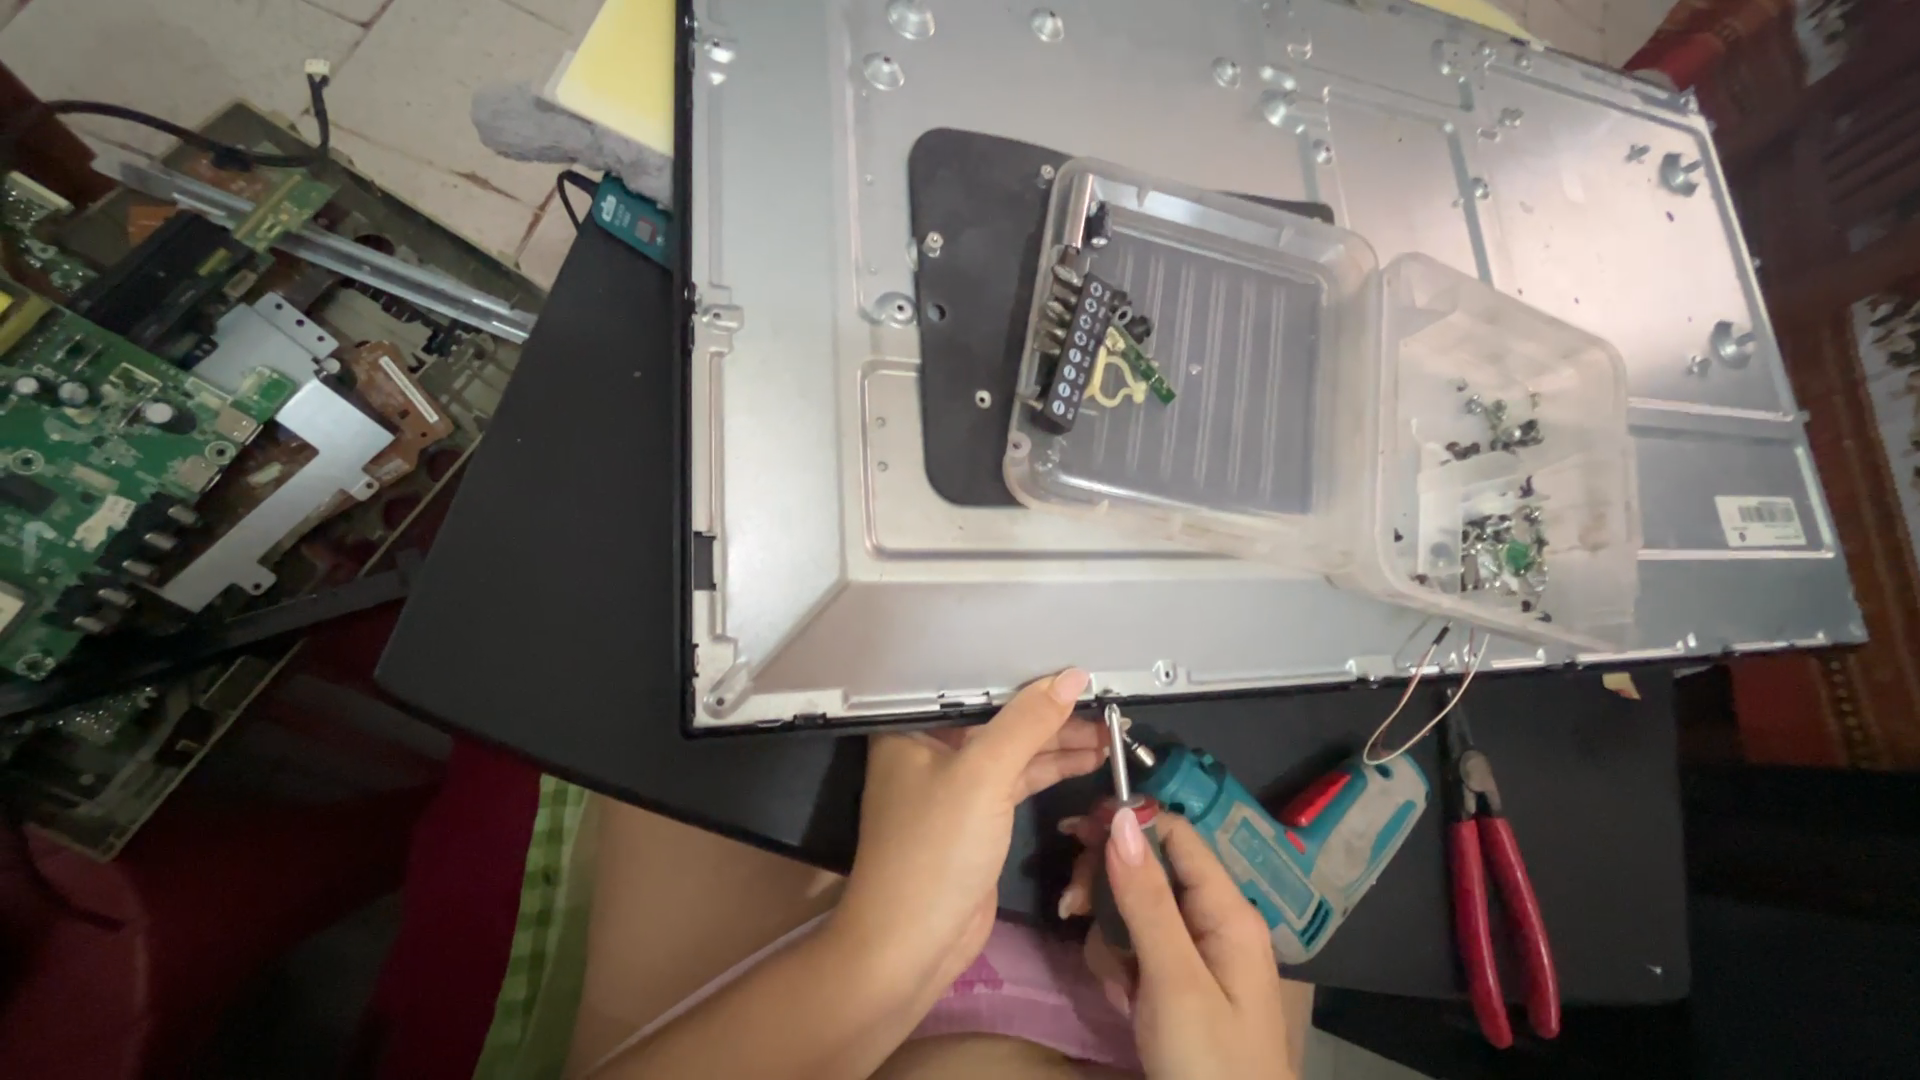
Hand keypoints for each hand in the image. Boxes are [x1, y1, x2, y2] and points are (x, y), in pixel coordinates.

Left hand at [835, 669, 1105, 993]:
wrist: (910, 946)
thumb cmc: (935, 849)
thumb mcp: (984, 774)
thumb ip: (1028, 723)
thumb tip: (1073, 676)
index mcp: (913, 727)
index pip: (975, 686)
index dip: (1025, 675)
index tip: (1074, 667)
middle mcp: (931, 749)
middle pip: (999, 719)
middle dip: (1051, 713)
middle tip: (1104, 704)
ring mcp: (955, 784)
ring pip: (1014, 750)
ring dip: (1059, 743)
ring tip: (1110, 732)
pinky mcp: (976, 816)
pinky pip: (1018, 779)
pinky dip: (1051, 769)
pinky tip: (1087, 759)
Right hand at [1061, 813, 1293, 1079]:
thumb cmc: (1209, 1063)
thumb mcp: (1173, 979)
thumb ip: (1146, 897)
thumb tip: (1122, 816)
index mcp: (1226, 909)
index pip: (1175, 834)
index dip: (1127, 824)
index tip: (1075, 832)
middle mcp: (1212, 919)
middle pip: (1147, 868)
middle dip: (1106, 884)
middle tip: (1071, 908)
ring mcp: (1193, 951)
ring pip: (1132, 909)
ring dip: (1109, 935)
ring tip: (1113, 982)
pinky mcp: (1174, 979)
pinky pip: (1134, 947)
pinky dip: (1118, 966)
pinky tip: (1123, 1000)